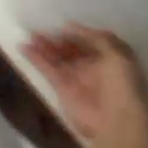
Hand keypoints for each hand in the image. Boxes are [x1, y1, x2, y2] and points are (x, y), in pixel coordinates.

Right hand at [23, 25, 147, 146]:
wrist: (116, 122)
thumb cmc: (123, 86)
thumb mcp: (119, 55)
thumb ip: (96, 37)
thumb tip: (70, 26)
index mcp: (112, 58)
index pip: (91, 41)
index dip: (77, 33)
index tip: (62, 25)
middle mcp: (94, 67)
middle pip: (72, 49)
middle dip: (57, 39)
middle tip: (40, 30)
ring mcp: (77, 78)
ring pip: (58, 58)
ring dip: (44, 46)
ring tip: (29, 35)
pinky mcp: (62, 88)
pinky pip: (48, 69)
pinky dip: (36, 58)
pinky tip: (25, 47)